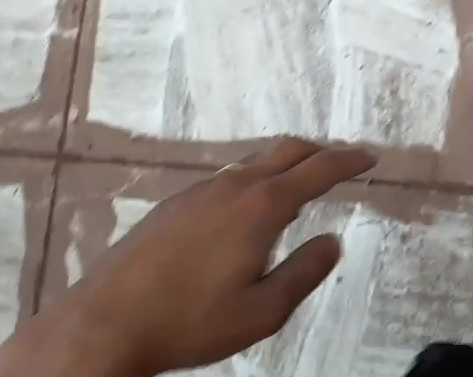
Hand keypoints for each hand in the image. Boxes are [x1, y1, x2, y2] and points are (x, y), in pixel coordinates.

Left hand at [0, 138, 377, 376]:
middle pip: (290, 149)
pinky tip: (247, 213)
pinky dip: (257, 179)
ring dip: (287, 165)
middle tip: (341, 164)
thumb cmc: (189, 322)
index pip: (319, 168)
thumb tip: (333, 240)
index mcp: (263, 206)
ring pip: (257, 161)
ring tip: (299, 190)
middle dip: (321, 151)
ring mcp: (202, 189)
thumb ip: (304, 272)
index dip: (349, 159)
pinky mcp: (177, 202)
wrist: (103, 324)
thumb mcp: (261, 312)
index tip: (370, 157)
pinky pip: (231, 176)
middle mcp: (236, 184)